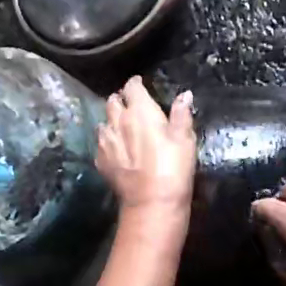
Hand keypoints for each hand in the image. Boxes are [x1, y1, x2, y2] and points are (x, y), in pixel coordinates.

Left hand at [96, 77, 195, 215]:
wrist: (151, 202)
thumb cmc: (173, 166)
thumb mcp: (185, 138)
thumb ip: (181, 114)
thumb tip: (185, 95)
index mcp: (139, 111)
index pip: (131, 87)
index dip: (136, 84)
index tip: (140, 85)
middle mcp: (117, 121)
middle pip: (113, 101)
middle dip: (121, 100)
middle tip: (131, 105)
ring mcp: (105, 141)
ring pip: (103, 122)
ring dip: (112, 121)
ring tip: (122, 127)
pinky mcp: (100, 160)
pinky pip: (101, 143)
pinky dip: (108, 141)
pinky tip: (117, 149)